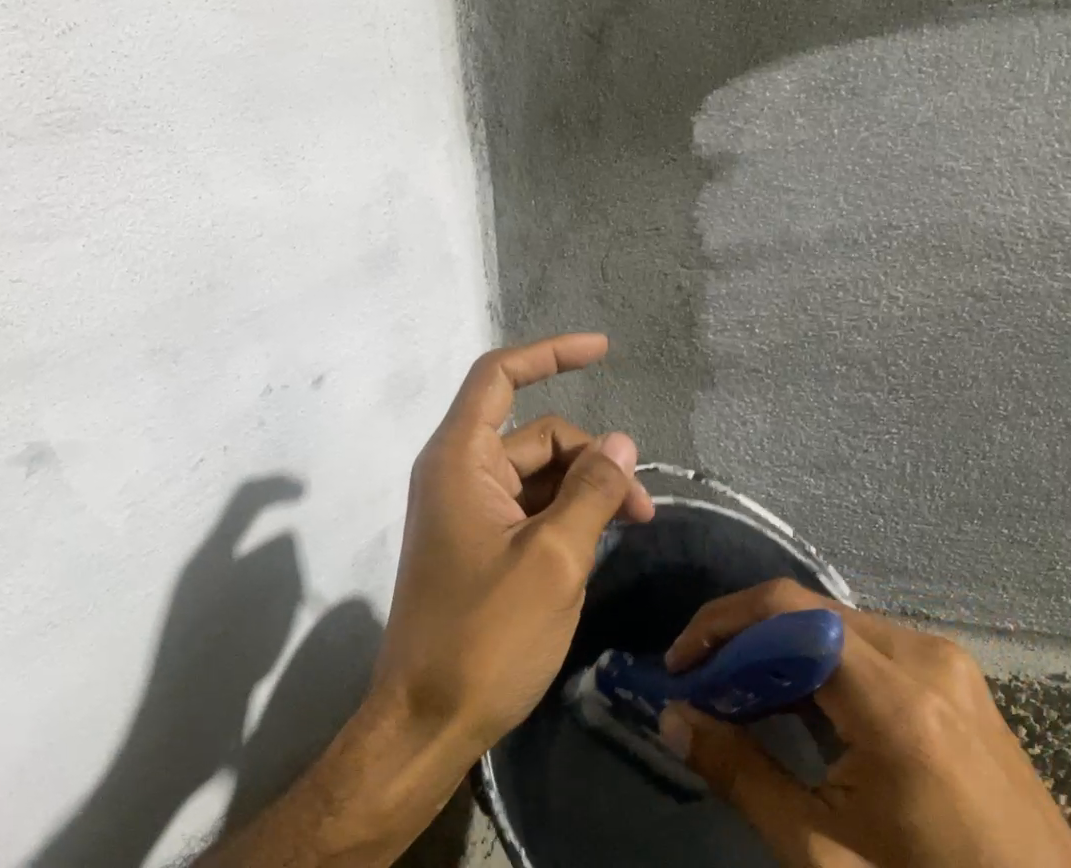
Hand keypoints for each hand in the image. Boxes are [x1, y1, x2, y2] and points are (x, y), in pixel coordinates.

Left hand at [371, 333, 655, 753]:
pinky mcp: (477, 546)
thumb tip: (622, 443)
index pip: (499, 377)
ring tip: (628, 531)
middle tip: (641, 512)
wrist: (428, 720)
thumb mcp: (554, 558)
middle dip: (592, 459)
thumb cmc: (487, 636)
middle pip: (536, 435)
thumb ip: (591, 491)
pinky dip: (566, 517)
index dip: (550, 354)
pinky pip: (529, 510)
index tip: (603, 351)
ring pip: (538, 476)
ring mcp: (466, 512)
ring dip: (585, 492)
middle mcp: (458, 475)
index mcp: (460, 460)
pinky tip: (598, 545)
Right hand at [659, 580, 1070, 867]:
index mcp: (896, 704)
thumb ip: (742, 775)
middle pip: (805, 610)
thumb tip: (672, 719)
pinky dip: (812, 659)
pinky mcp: (950, 668)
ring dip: (773, 648)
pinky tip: (792, 702)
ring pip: (830, 621)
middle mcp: (922, 657)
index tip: (679, 670)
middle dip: (740, 638)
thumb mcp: (824, 853)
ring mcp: (943, 658)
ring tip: (736, 696)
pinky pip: (861, 640)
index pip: (787, 615)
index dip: (719, 627)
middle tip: (699, 687)